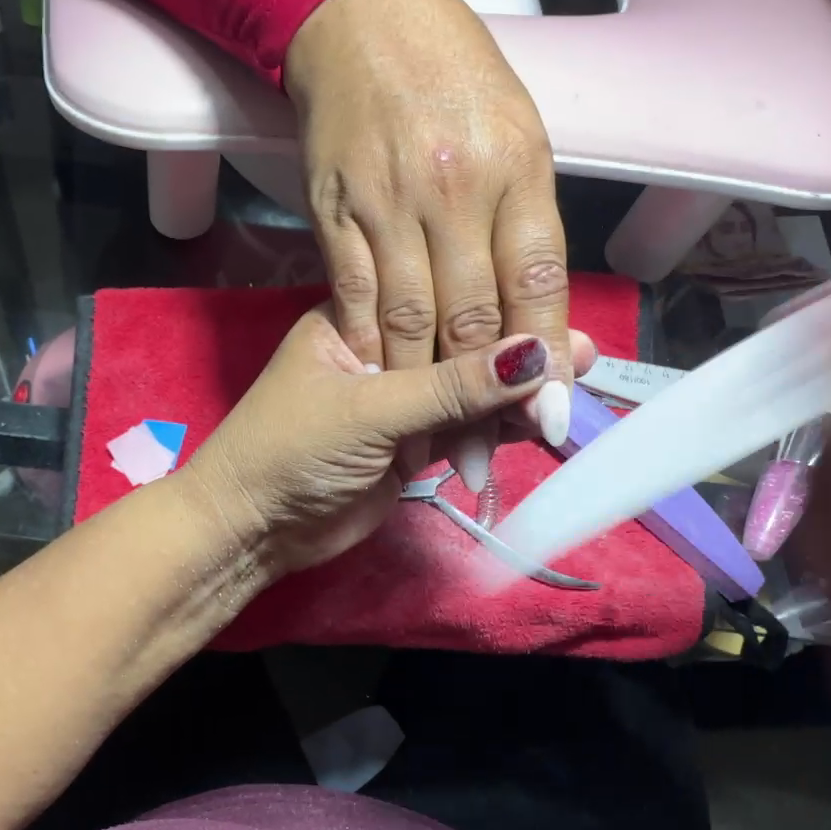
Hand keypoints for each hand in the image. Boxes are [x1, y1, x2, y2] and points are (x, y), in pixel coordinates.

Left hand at [179, 307, 589, 577]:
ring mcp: (395, 401)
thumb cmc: (291, 452)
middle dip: (514, 357)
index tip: (554, 321)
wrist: (252, 528)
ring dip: (511, 396)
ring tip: (567, 390)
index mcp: (352, 318)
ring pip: (466, 390)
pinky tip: (535, 422)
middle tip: (578, 358)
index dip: (494, 313)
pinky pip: (461, 429)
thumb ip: (450, 386)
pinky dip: (495, 430)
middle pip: (458, 345)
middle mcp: (378, 351)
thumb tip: (536, 354)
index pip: (437, 300)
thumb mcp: (369, 411)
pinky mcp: (407, 445)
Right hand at [284, 0, 578, 488]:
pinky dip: (366, 348)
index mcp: (516, 165)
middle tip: (485, 456)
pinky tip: (376, 387)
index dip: (543, 356)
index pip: (536, 280)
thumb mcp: (515, 134)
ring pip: (409, 316)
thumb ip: (525, 227)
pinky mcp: (333, 214)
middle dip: (481, 395)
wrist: (354, 23)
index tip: (546, 417)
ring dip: (420, 390)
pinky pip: (353, 296)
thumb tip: (537, 321)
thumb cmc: (446, 77)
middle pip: (473, 313)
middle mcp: (455, 187)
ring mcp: (388, 202)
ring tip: (433, 446)